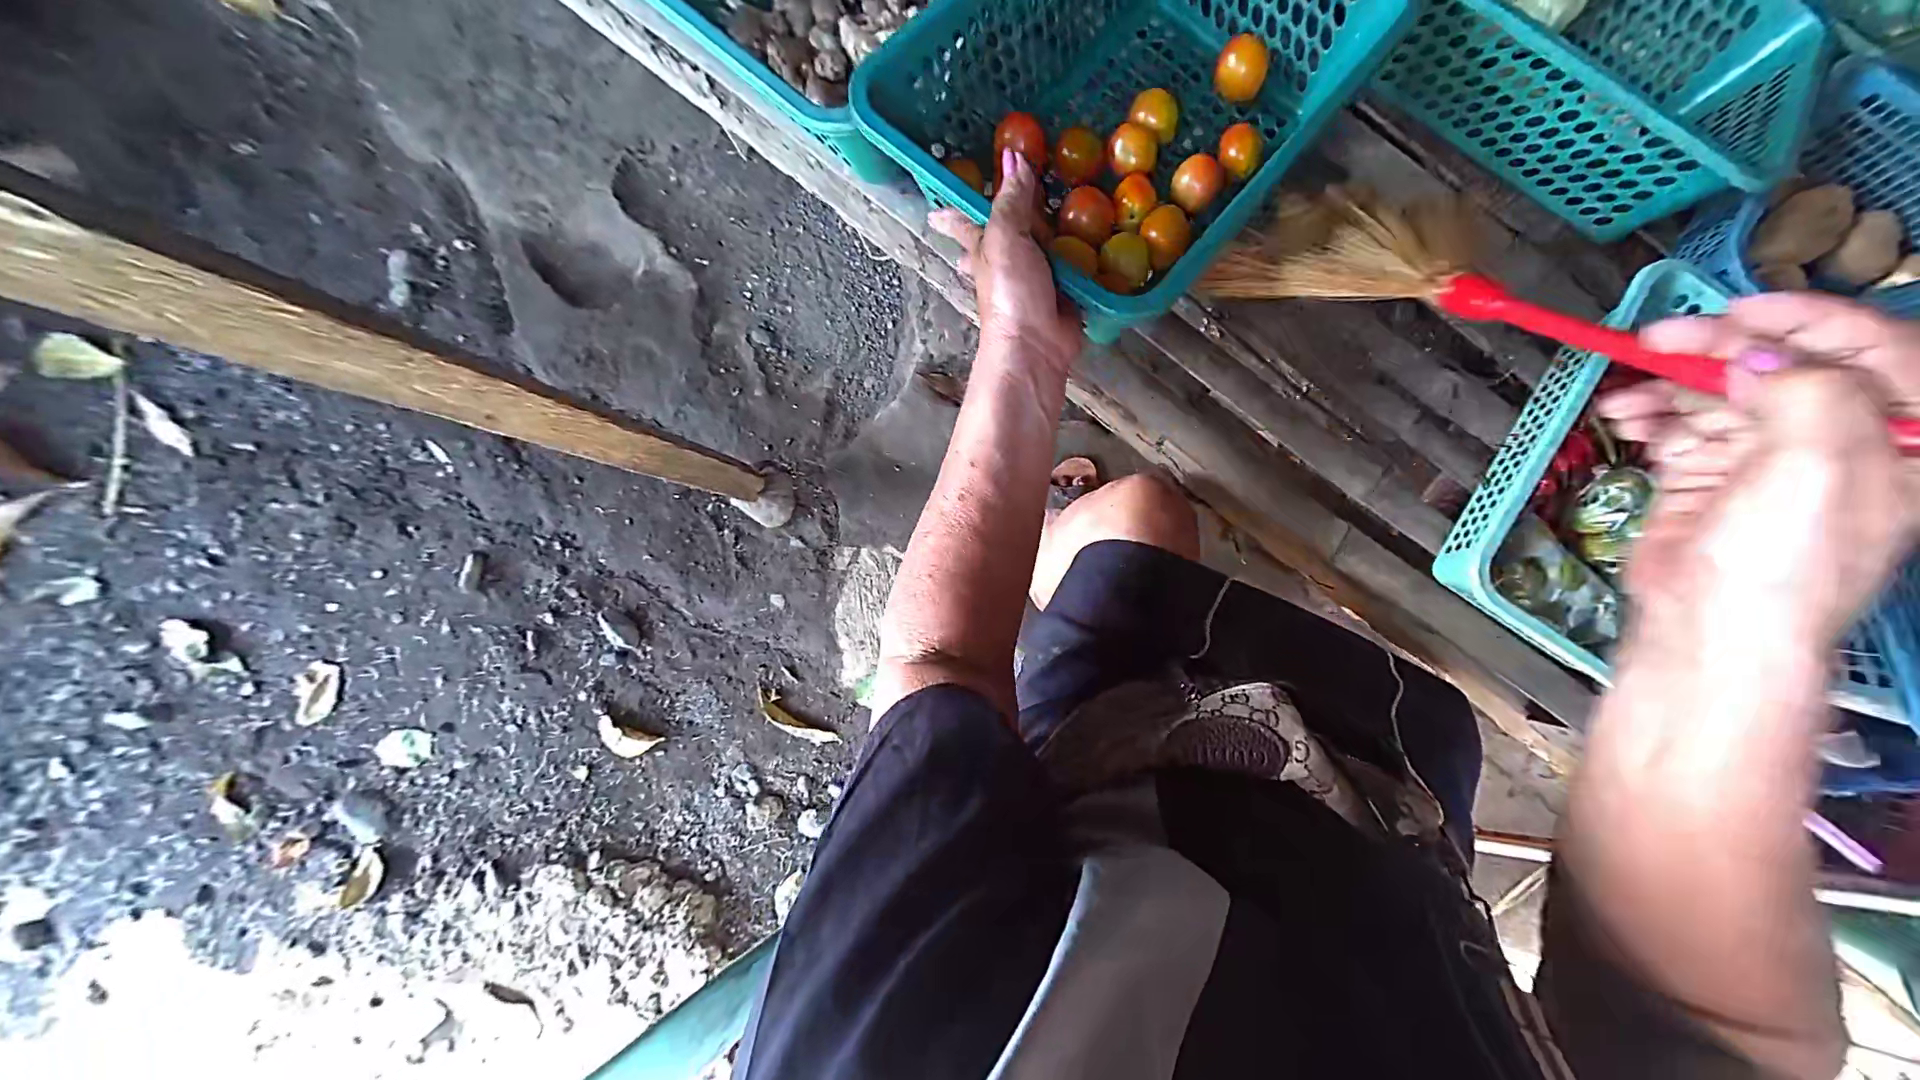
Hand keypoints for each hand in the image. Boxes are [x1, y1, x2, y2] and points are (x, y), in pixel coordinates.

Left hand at [929, 149, 1082, 373]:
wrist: (1035, 346)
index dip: (950, 215)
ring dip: (1054, 226)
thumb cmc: (1010, 294)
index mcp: (983, 248)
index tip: (934, 210)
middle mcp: (1006, 261)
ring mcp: (1036, 276)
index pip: (962, 223)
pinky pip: (1074, 262)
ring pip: (1043, 243)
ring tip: (1068, 195)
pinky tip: (1096, 233)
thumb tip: (1013, 153)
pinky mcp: (1065, 289)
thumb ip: (1012, 199)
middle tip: (1020, 186)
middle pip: (1007, 228)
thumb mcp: (1005, 239)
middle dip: (1011, 212)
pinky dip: (1082, 250)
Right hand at [1597, 292, 1919, 646]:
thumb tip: (1754, 354)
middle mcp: (1834, 440)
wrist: (1709, 623)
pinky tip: (1625, 419)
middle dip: (1713, 352)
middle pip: (1777, 370)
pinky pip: (1679, 429)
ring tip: (1623, 399)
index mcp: (1898, 435)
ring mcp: (1763, 459)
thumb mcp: (1818, 466)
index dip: (1805, 320)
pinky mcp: (1705, 476)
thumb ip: (1804, 393)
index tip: (1736, 307)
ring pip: (1717, 398)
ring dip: (1666, 390)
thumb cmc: (1783, 556)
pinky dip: (1649, 418)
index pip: (1871, 350)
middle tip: (1652, 340)